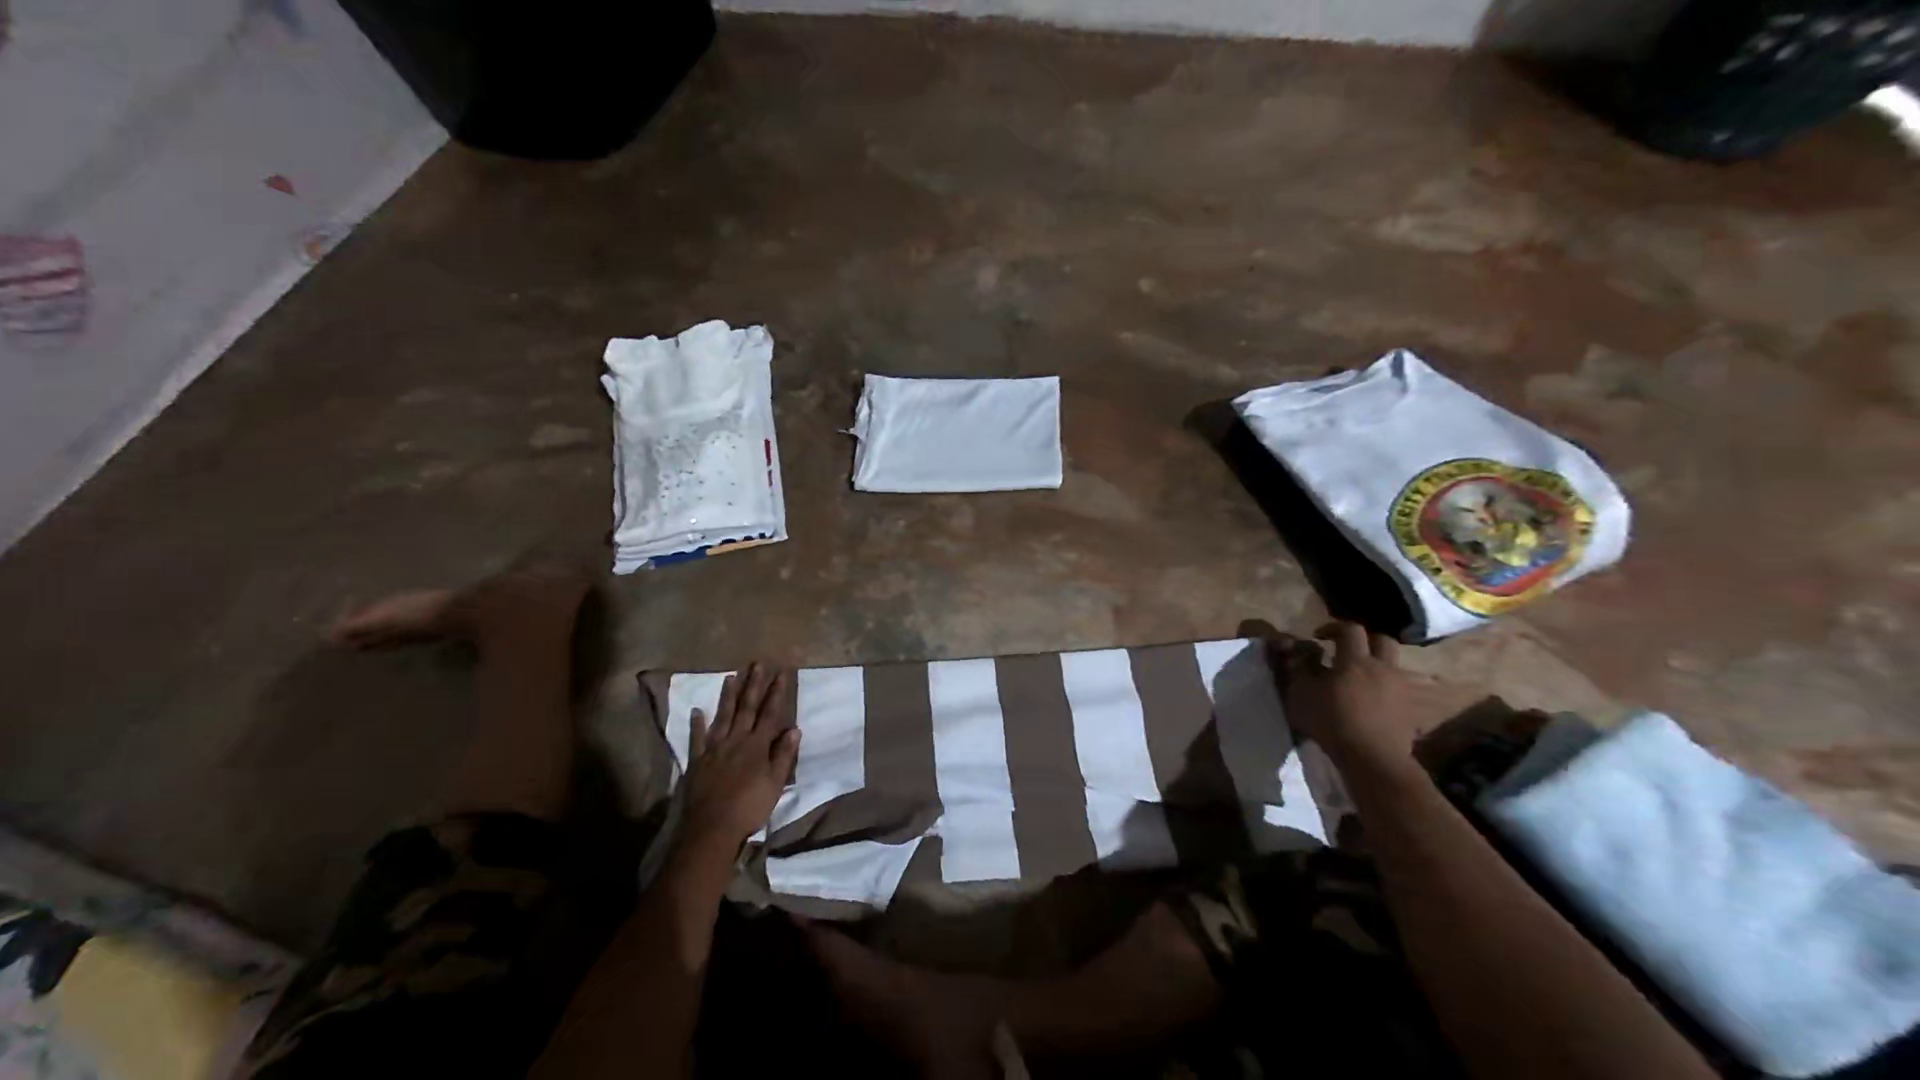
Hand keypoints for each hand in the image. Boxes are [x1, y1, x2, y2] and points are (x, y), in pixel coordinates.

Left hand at [682, 662, 800, 853]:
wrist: (711, 828)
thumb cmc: (749, 807)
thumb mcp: (775, 783)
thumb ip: (784, 755)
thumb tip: (794, 728)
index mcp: (757, 746)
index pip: (770, 713)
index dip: (777, 693)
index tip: (782, 673)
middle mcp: (736, 740)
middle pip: (746, 708)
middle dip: (753, 685)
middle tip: (757, 664)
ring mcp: (714, 749)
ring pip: (723, 717)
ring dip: (728, 696)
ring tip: (731, 677)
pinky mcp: (697, 761)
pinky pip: (697, 738)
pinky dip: (697, 724)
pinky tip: (697, 710)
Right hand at [1278, 621, 1428, 772]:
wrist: (1373, 758)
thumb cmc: (1331, 721)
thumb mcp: (1301, 693)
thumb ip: (1298, 668)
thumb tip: (1297, 649)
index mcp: (1355, 660)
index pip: (1350, 630)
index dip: (1334, 628)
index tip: (1319, 636)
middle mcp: (1382, 668)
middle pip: (1382, 640)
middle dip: (1364, 640)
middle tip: (1347, 650)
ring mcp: (1400, 688)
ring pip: (1394, 664)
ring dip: (1378, 663)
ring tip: (1361, 677)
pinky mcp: (1409, 709)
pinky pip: (1399, 688)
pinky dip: (1386, 687)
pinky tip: (1373, 700)